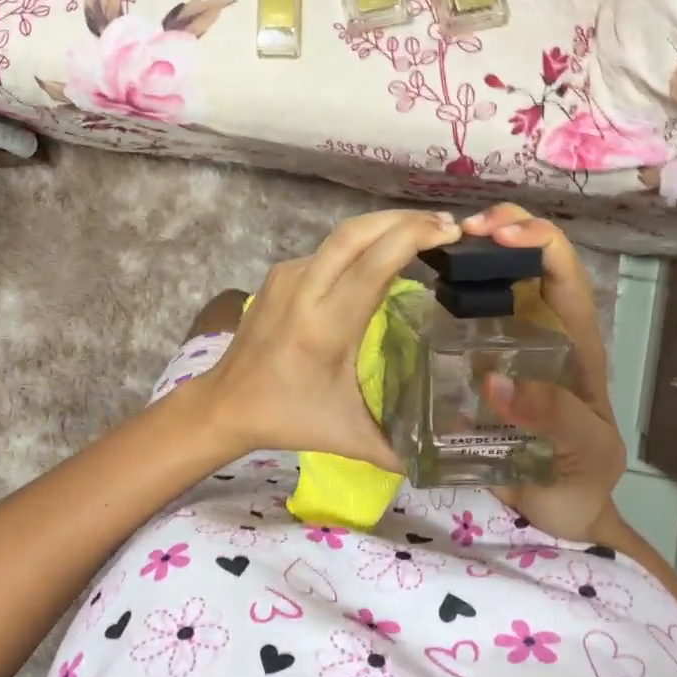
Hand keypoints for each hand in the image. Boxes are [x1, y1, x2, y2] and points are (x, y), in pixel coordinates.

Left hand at [190, 209, 464, 469]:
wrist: (225, 403)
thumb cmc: (289, 418)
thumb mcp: (348, 436)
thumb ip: (399, 447)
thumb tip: (445, 456)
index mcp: (324, 326)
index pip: (373, 264)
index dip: (414, 238)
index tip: (451, 233)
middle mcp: (304, 289)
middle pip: (357, 232)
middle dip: (405, 220)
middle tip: (447, 225)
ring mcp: (288, 276)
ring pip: (342, 234)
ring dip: (384, 226)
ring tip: (424, 233)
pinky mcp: (280, 274)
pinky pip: (328, 249)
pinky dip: (363, 242)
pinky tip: (384, 253)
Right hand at [461, 205, 628, 542]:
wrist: (559, 512)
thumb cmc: (583, 477)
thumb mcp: (585, 451)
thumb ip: (555, 417)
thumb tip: (496, 380)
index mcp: (575, 339)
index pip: (563, 271)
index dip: (537, 239)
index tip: (498, 234)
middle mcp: (539, 329)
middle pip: (526, 259)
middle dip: (498, 228)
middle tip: (457, 231)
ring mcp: (504, 343)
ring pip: (489, 280)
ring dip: (466, 254)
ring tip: (430, 247)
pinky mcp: (473, 363)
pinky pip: (457, 318)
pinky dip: (439, 293)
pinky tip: (415, 290)